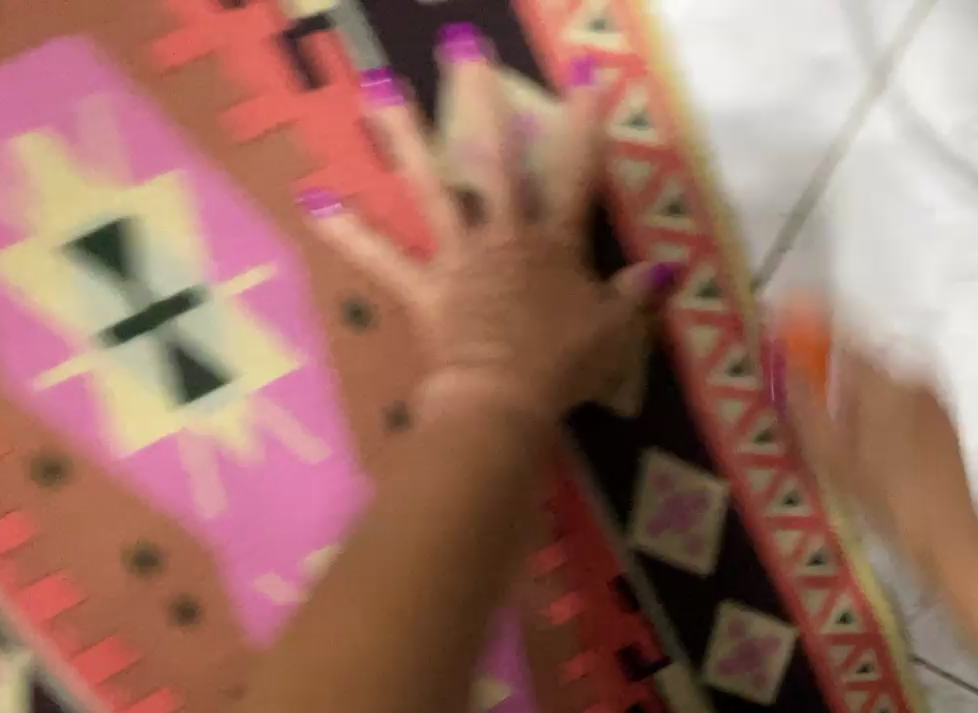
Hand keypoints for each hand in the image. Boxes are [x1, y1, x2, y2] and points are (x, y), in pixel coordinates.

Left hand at [302, 27, 674, 427]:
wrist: (506, 399)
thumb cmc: (563, 367)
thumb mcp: (613, 334)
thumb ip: (635, 297)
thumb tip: (666, 270)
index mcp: (555, 246)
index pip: (576, 176)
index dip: (584, 128)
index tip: (586, 79)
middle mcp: (504, 237)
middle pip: (494, 161)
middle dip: (483, 103)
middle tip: (463, 48)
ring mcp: (460, 259)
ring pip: (432, 188)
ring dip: (405, 137)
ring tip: (377, 89)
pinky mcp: (424, 288)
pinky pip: (381, 258)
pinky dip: (347, 232)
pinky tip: (311, 201)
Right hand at [773, 303, 977, 572]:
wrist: (947, 528)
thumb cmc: (883, 496)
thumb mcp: (830, 456)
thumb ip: (804, 404)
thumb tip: (783, 365)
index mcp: (882, 379)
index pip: (838, 331)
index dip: (806, 317)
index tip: (781, 310)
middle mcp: (911, 374)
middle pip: (859, 353)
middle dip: (827, 358)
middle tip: (800, 379)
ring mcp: (932, 394)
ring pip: (878, 375)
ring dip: (851, 383)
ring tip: (832, 416)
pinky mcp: (941, 414)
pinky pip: (897, 393)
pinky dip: (874, 400)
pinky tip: (864, 434)